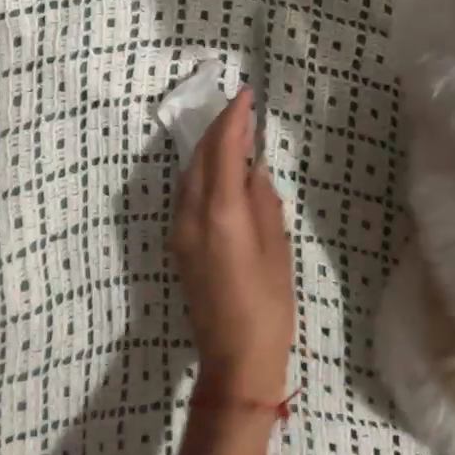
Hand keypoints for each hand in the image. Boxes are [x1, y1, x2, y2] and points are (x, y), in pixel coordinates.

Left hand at [168, 88, 294, 404]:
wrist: (235, 359)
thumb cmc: (268, 304)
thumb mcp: (276, 247)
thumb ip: (262, 201)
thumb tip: (252, 169)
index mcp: (221, 214)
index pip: (222, 151)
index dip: (233, 119)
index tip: (245, 95)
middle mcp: (191, 217)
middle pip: (199, 159)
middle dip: (218, 129)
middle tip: (241, 110)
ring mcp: (179, 233)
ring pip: (188, 176)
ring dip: (208, 150)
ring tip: (232, 134)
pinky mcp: (178, 247)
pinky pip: (186, 194)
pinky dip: (201, 173)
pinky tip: (218, 171)